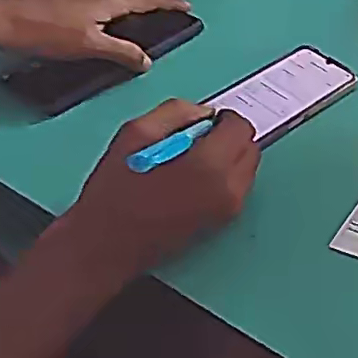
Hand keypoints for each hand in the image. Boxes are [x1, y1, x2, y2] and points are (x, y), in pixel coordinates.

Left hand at [0, 0, 189, 70]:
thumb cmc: (40, 31)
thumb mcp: (88, 47)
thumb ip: (121, 52)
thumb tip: (144, 60)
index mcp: (104, 0)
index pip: (146, 0)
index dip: (167, 3)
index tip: (184, 5)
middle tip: (155, 0)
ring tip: (127, 9)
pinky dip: (99, 0)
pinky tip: (91, 16)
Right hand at [54, 99, 260, 278]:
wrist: (107, 245)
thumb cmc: (114, 194)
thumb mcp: (135, 136)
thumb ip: (175, 113)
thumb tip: (204, 112)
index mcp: (209, 165)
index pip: (240, 128)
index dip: (224, 119)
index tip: (207, 120)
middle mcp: (229, 187)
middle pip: (250, 146)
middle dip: (229, 137)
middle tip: (196, 139)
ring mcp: (231, 205)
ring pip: (248, 166)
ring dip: (229, 156)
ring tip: (190, 161)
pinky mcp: (227, 218)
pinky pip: (240, 185)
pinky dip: (225, 175)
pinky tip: (193, 179)